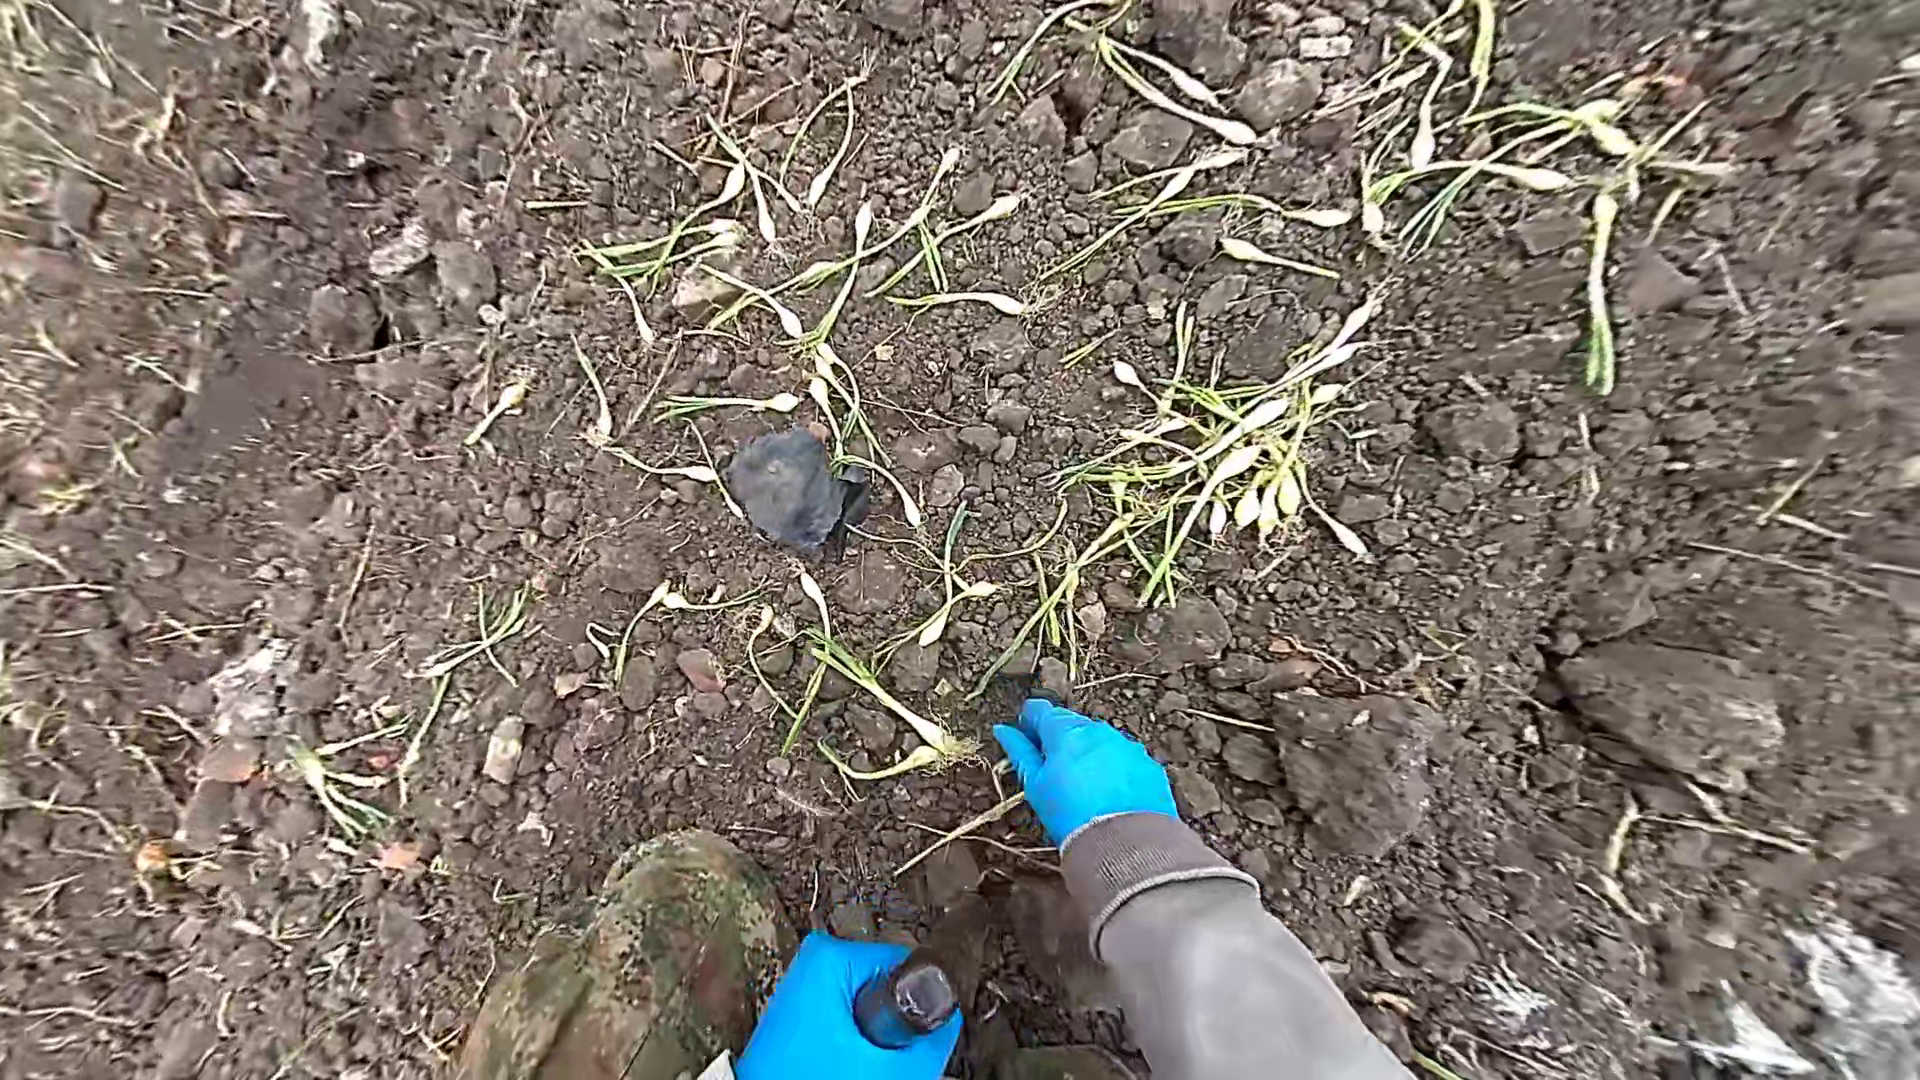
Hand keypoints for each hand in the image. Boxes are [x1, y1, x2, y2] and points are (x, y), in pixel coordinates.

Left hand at [734, 932, 961, 1079]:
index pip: (901, 962)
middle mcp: (815, 958)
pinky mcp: (801, 1009)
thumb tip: (950, 1020)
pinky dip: (854, 1041)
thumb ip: (929, 1039)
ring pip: (866, 1003)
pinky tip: (847, 1065)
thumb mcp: (886, 1067)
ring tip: (858, 1065)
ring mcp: (805, 984)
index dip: (914, 1006)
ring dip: (874, 1036)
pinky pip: (846, 1015)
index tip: (911, 1037)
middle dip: (892, 1024)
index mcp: (830, 953)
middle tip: (882, 1060)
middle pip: (884, 983)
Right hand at [993, 698, 1176, 845]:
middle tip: (1053, 769)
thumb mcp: (1036, 786)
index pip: (1040, 711)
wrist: (1125, 847)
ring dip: (1088, 753)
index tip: (1027, 738)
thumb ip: (1020, 752)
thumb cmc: (1072, 817)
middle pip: (1071, 724)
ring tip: (1083, 786)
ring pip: (1099, 740)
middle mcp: (1098, 730)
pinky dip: (1114, 768)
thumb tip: (1004, 730)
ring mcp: (1125, 745)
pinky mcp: (1147, 763)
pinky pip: (1124, 757)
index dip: (1030, 722)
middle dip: (1060, 739)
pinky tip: (1109, 793)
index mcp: (1066, 731)